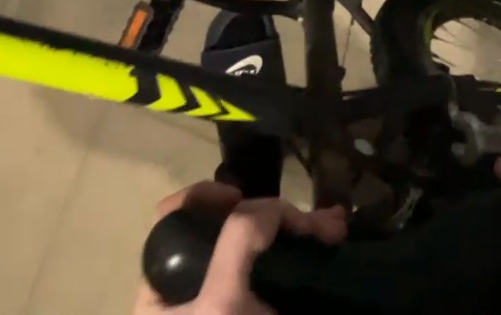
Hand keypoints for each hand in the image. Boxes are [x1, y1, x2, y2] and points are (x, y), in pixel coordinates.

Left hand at [132, 181, 346, 314]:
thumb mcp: (222, 307)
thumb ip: (237, 244)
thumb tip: (272, 207)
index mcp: (164, 290)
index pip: (173, 224)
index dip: (203, 199)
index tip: (238, 196)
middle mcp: (197, 289)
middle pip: (227, 229)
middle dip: (272, 214)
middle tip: (309, 220)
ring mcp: (237, 300)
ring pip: (264, 245)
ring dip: (301, 226)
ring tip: (334, 226)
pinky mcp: (269, 306)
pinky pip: (288, 266)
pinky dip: (310, 245)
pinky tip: (335, 232)